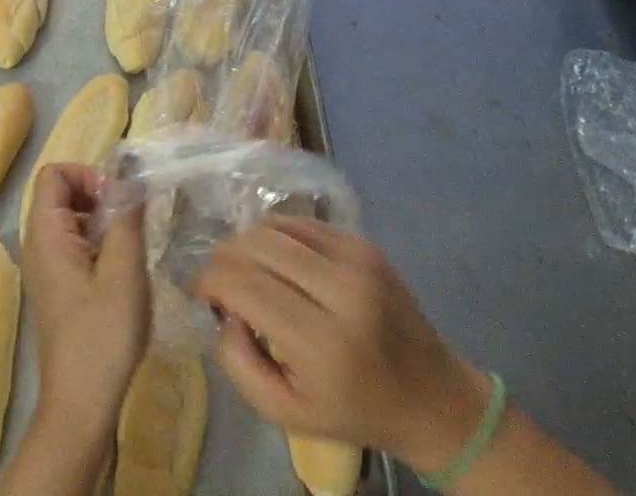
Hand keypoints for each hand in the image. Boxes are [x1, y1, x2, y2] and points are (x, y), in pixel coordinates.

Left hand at [21, 162, 149, 443]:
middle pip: (62, 193)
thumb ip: (126, 218)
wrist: (81, 401)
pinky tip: (122, 274)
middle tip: (131, 225)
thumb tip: (130, 177)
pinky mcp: (57, 287)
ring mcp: (45, 267)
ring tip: (130, 250)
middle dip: (99, 197)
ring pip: (71, 220)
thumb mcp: (124, 270)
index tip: (118, 201)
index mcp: (45, 233)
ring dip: (102, 223)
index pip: (54, 173)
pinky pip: (74, 246)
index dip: (87, 175)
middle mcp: (37, 244)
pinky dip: (99, 245)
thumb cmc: (102, 334)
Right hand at [193, 216, 488, 475]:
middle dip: (224, 258)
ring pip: (276, 227)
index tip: (201, 294)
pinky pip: (302, 223)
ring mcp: (358, 261)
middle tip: (219, 282)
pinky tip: (277, 263)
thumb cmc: (354, 410)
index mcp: (322, 342)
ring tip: (245, 271)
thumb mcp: (284, 411)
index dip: (210, 281)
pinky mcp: (365, 246)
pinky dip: (276, 237)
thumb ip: (238, 364)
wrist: (433, 397)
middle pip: (257, 247)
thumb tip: (225, 311)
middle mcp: (342, 292)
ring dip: (248, 244)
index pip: (245, 286)